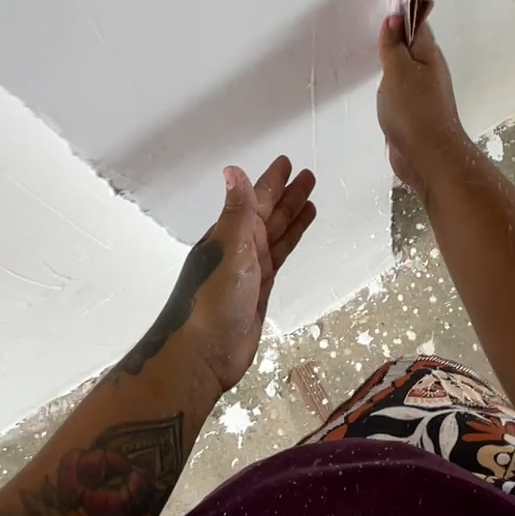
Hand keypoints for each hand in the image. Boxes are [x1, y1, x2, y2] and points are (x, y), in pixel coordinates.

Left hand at [181, 156, 316, 389]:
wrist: (204, 353)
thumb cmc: (214, 299)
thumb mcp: (229, 249)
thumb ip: (238, 211)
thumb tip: (233, 169)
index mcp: (228, 233)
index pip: (255, 199)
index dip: (271, 182)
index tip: (286, 162)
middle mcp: (239, 246)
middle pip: (269, 214)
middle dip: (286, 195)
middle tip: (308, 175)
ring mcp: (250, 268)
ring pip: (276, 234)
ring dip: (292, 216)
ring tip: (311, 198)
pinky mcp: (260, 289)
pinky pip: (279, 255)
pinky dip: (290, 241)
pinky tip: (299, 231)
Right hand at [377, 14, 466, 190]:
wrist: (428, 157)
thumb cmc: (414, 111)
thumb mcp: (398, 72)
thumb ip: (393, 46)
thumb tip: (394, 18)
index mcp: (429, 55)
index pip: (416, 24)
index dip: (404, 10)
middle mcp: (429, 70)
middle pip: (412, 45)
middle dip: (397, 33)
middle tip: (375, 19)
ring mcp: (423, 93)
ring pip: (406, 68)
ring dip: (393, 58)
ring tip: (373, 47)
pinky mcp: (415, 112)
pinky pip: (401, 89)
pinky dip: (391, 82)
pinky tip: (380, 83)